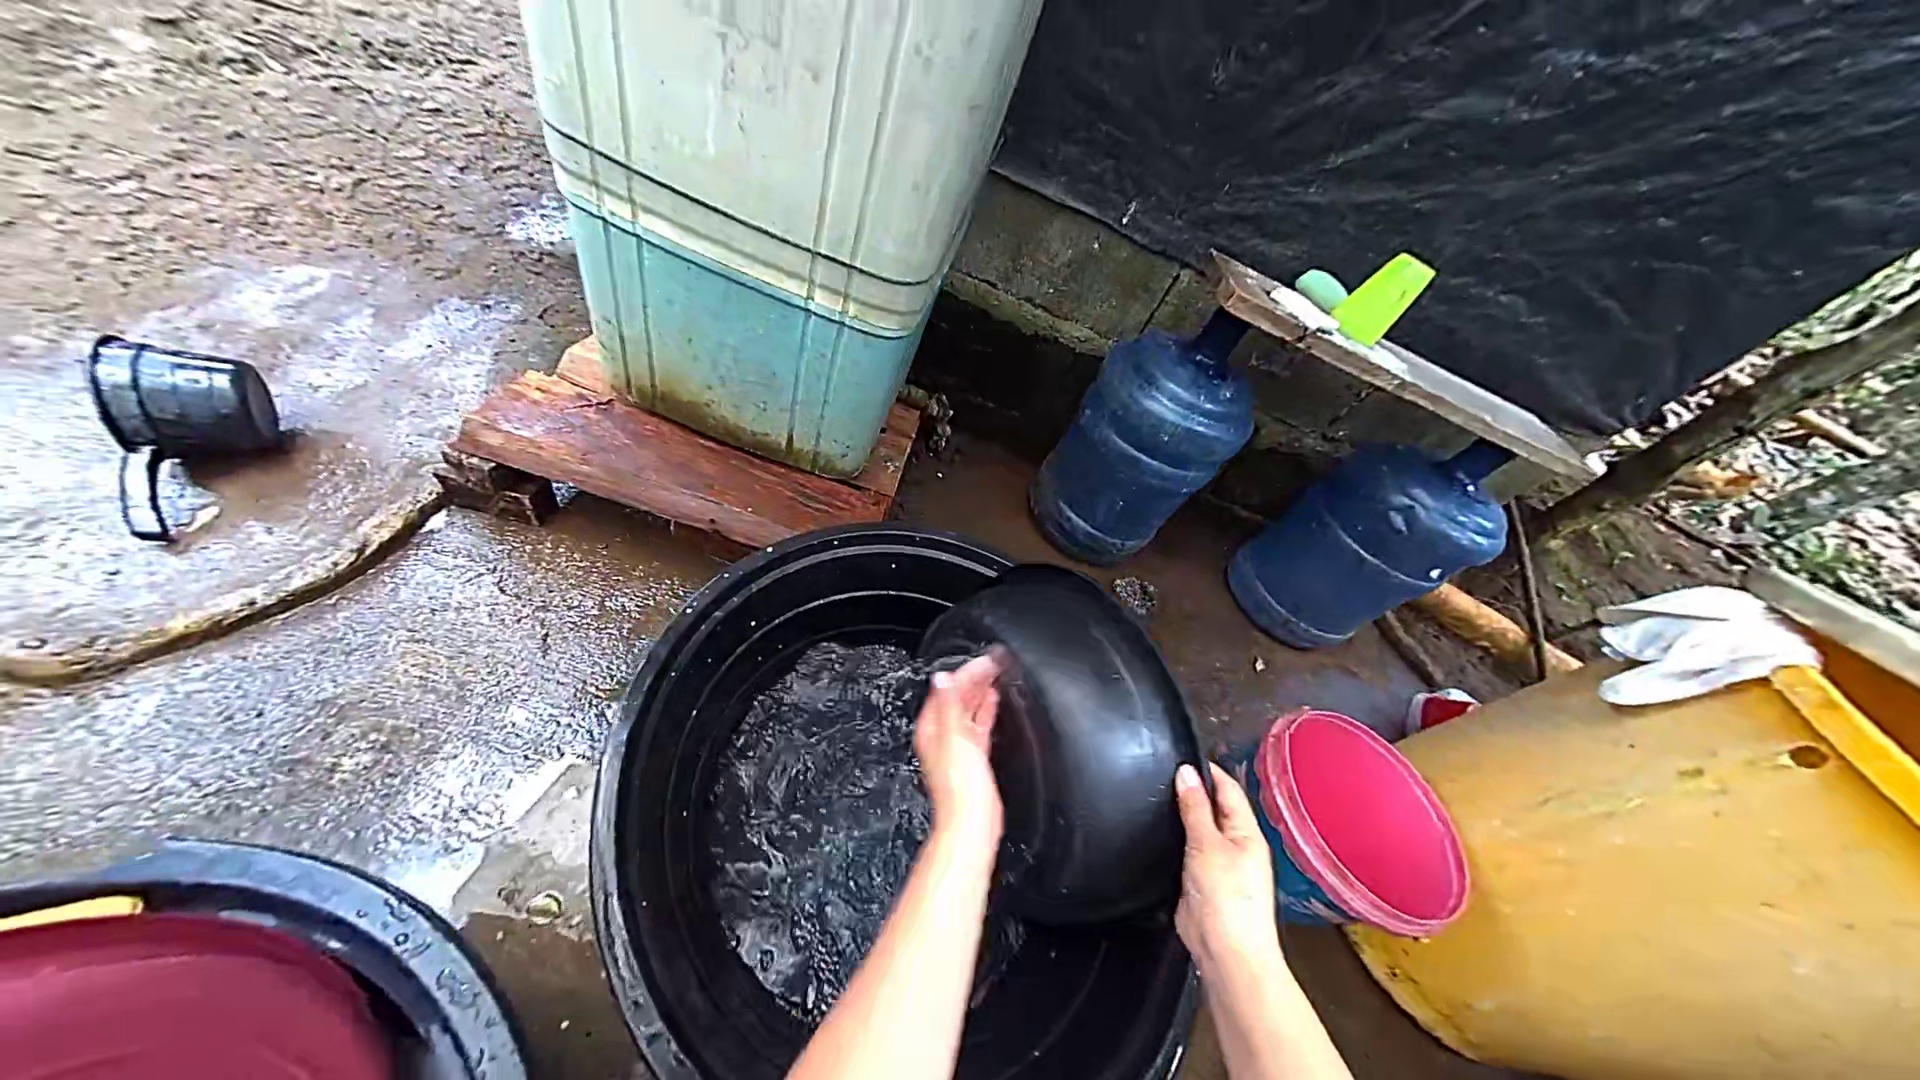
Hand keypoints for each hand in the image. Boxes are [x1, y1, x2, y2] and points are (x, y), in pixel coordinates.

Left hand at [914, 652, 1003, 867]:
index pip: (949, 688)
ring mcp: (958, 746)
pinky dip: (986, 710)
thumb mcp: (954, 738)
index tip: (985, 659)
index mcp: (933, 728)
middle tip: (993, 662)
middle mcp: (942, 735)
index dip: (967, 671)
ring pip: (970, 709)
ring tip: (995, 675)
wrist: (971, 823)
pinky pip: (979, 724)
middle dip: (975, 678)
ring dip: (981, 691)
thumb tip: (941, 678)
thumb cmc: (959, 788)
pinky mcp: (973, 758)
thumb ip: (948, 705)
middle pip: (959, 697)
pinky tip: (993, 702)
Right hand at [1173, 762, 1282, 982]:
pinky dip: (1175, 837)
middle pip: (1212, 806)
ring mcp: (1218, 863)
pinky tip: (1160, 830)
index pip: (1227, 789)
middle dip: (1192, 789)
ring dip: (1183, 813)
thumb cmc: (1229, 904)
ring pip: (1198, 827)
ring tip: (1160, 793)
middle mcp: (1235, 845)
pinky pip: (1187, 849)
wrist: (1226, 953)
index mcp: (1246, 832)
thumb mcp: (1207, 844)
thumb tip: (1186, 773)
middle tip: (1165, 770)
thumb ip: (1195, 807)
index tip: (1184, 752)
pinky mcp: (1200, 880)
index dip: (1208, 769)